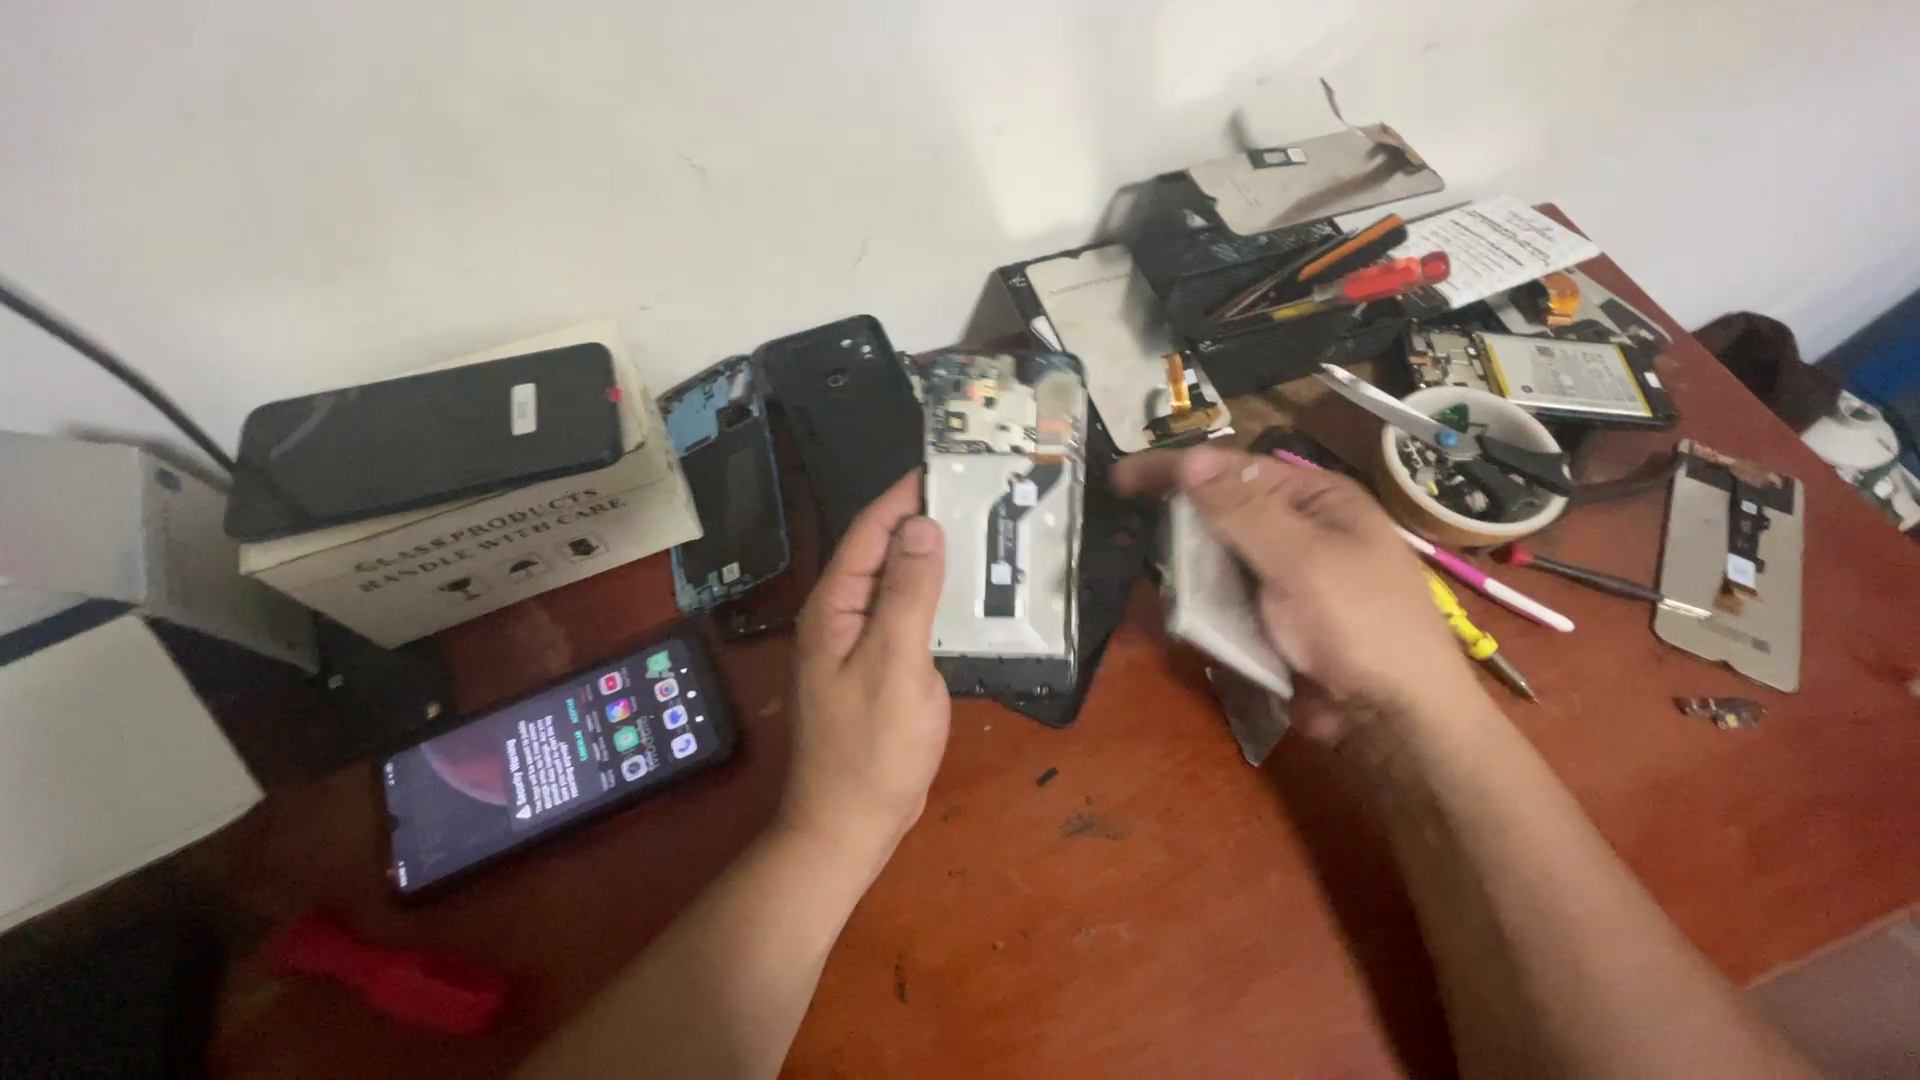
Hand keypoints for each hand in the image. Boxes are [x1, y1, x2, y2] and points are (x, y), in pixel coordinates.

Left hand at [777, 471, 950, 869]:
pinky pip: (910, 619)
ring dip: (936, 561)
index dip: (904, 497)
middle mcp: (843, 616)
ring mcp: (861, 644)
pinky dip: (938, 601)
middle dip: (926, 523)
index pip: (870, 533)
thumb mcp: (895, 664)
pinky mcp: (882, 668)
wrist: (851, 823)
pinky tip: (971, 597)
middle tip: (979, 500)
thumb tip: (923, 526)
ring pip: (901, 586)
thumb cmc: (871, 748)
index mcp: (835, 607)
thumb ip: (909, 594)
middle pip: (885, 554)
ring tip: (984, 536)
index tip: (946, 469)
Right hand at [1114, 446, 1482, 742]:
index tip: (1121, 478)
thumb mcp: (1302, 560)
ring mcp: (1284, 577)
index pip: (1235, 469)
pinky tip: (1184, 614)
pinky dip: (1202, 605)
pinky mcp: (1271, 617)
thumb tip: (1190, 458)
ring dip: (1187, 570)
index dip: (1176, 469)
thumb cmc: (1361, 625)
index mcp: (1316, 500)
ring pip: (1216, 560)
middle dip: (1178, 523)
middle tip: (1130, 530)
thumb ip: (1242, 510)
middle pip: (1221, 513)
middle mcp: (1299, 530)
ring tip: (1155, 578)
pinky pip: (1224, 599)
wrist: (1395, 718)